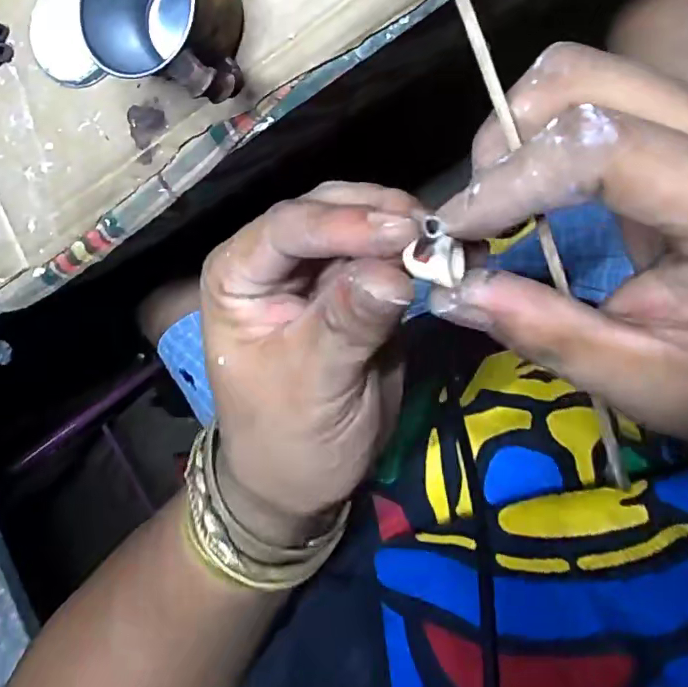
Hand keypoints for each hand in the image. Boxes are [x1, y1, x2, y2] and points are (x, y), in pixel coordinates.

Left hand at [201, 183, 422, 543]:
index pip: (285, 229)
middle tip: (437, 234)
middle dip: (380, 215)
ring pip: (358, 219)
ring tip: (451, 244)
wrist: (300, 477)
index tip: (402, 232)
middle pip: (323, 210)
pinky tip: (452, 255)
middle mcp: (270, 256)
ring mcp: (312, 263)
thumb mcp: (312, 385)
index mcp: (235, 274)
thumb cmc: (284, 435)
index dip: (342, 225)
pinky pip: (384, 251)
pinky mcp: (350, 279)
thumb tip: (394, 272)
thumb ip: (347, 325)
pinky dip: (417, 250)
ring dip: (405, 225)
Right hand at [432, 43, 687, 453]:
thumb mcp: (655, 389)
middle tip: (482, 211)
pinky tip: (537, 183)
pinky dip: (538, 127)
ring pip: (576, 69)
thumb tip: (451, 292)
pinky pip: (589, 86)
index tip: (455, 235)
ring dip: (515, 126)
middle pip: (579, 77)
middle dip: (503, 138)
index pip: (599, 148)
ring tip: (504, 196)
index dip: (509, 183)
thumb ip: (549, 335)